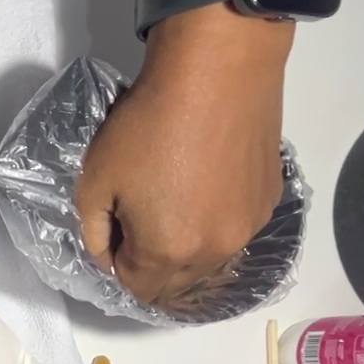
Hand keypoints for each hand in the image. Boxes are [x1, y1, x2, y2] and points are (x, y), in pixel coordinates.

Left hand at [76, 8, 290, 306]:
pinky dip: (208, 226)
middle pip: (175, 282)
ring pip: (206, 260)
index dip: (116, 269)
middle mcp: (217, 248)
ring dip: (180, 249)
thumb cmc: (143, 131)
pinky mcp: (270, 198)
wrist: (217, 74)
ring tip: (161, 209)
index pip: (138, 288)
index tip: (108, 238)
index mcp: (169, 251)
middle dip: (147, 265)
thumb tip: (107, 258)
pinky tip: (194, 193)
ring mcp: (250, 224)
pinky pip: (230, 231)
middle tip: (130, 225)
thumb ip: (95, 234)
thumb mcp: (93, 187)